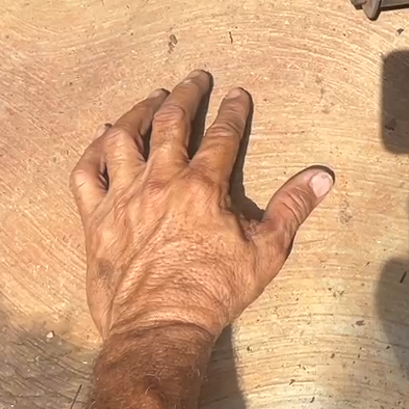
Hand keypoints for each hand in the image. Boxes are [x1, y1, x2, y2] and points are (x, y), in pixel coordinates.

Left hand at [71, 70, 333, 348]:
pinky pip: (86, 173)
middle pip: (172, 122)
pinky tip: (102, 138)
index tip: (237, 93)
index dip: (233, 110)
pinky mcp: (96, 219)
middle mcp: (160, 182)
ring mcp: (123, 198)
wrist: (159, 329)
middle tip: (195, 79)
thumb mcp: (266, 251)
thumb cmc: (215, 292)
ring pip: (124, 138)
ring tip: (151, 98)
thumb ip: (292, 208)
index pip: (222, 135)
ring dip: (139, 112)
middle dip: (186, 95)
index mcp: (202, 187)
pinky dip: (93, 150)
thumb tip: (322, 177)